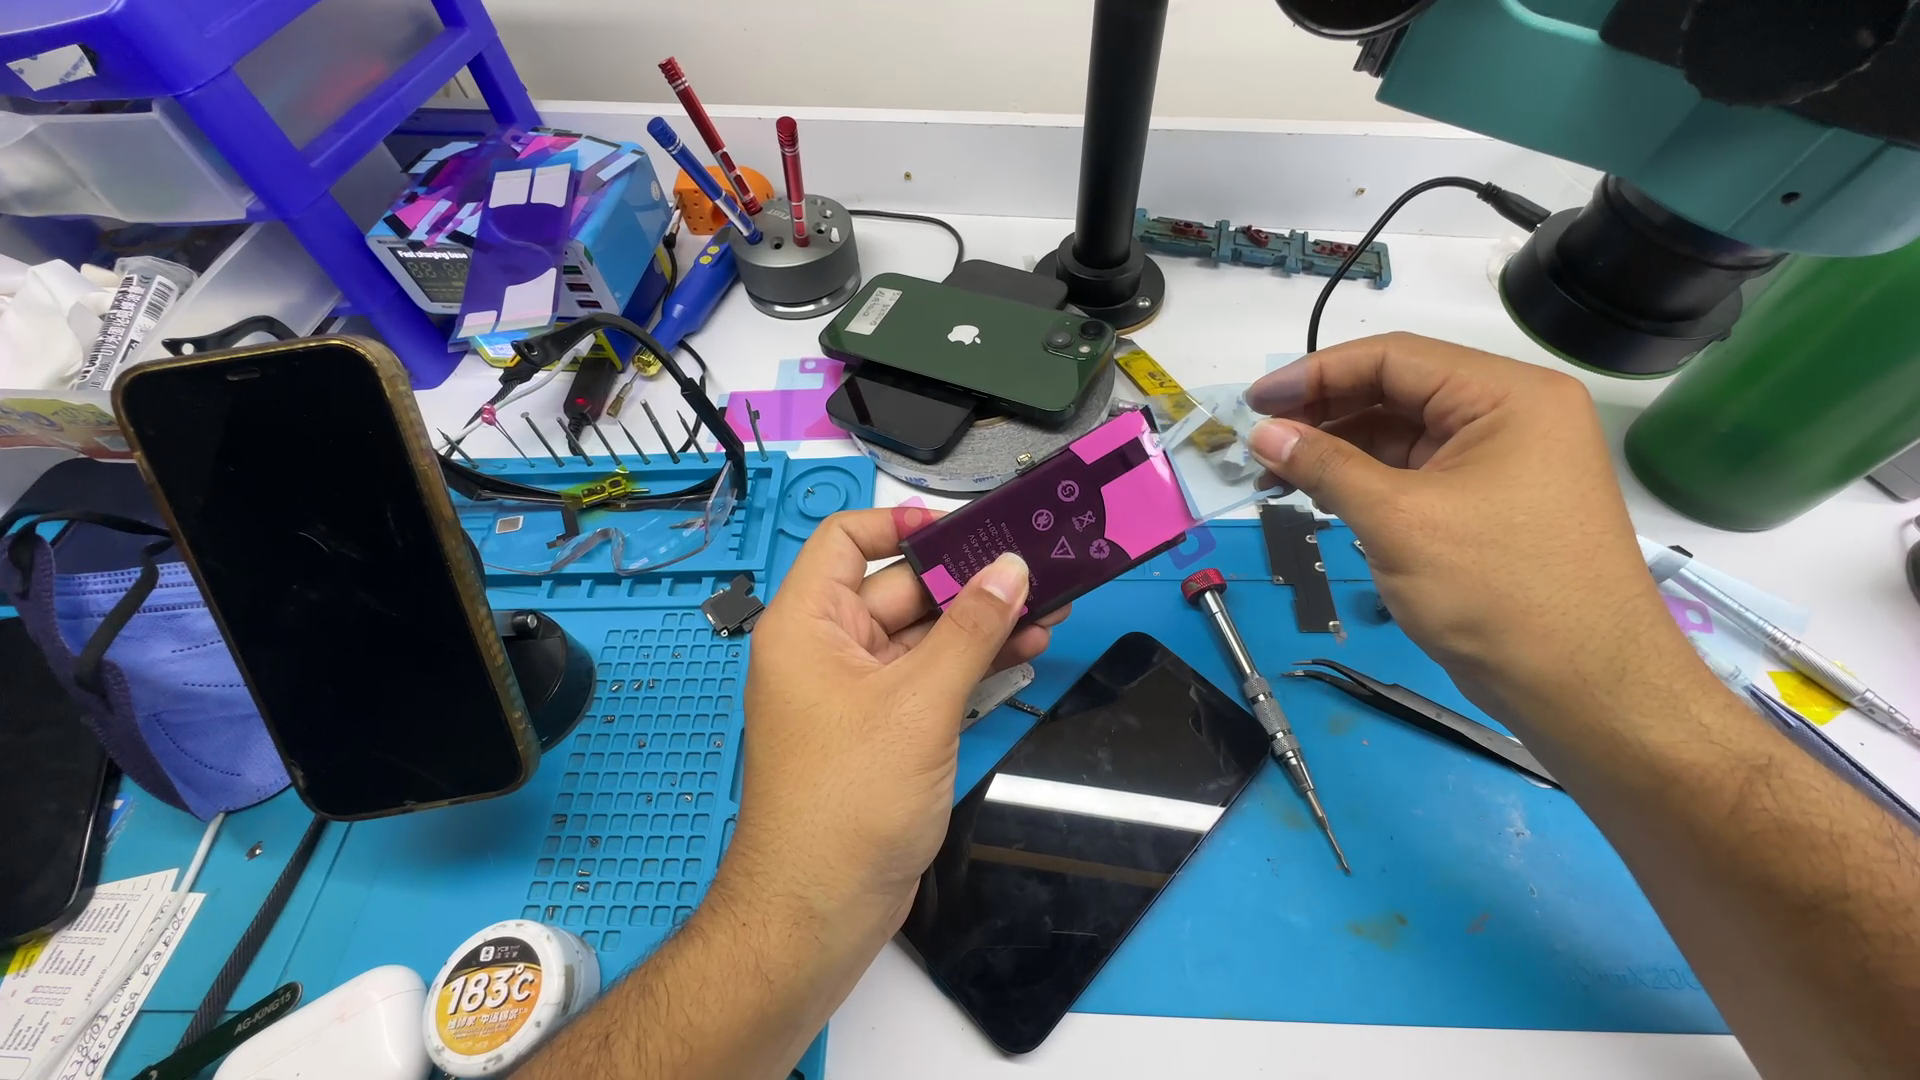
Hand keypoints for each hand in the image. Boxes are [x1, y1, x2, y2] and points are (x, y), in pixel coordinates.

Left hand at [727, 508, 1064, 938]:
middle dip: (969, 582)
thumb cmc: (849, 801)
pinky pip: (930, 677)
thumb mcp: (920, 705)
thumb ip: (971, 631)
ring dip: (981, 624)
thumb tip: (1011, 569)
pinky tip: (1023, 652)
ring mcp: (858, 690)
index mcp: (808, 624)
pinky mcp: (885, 726)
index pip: (846, 540)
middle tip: (1035, 570)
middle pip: (901, 588)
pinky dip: (972, 665)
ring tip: (1048, 610)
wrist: (822, 911)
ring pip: (925, 636)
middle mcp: (828, 648)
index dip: (902, 524)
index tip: (964, 530)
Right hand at [1244, 333, 1681, 720]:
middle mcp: (1508, 416)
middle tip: (1259, 441)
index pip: (1393, 359)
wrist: (1580, 686)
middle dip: (1321, 414)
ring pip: (1398, 435)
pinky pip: (1411, 473)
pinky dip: (1362, 480)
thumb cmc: (1495, 590)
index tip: (1254, 401)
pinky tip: (1319, 494)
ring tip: (1275, 474)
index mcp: (1506, 397)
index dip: (1315, 374)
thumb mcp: (1397, 519)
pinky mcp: (1484, 503)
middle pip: (1395, 392)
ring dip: (1335, 450)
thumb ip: (1324, 466)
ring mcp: (1498, 462)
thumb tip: (1261, 433)